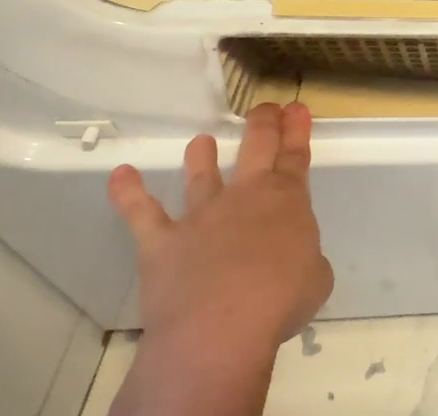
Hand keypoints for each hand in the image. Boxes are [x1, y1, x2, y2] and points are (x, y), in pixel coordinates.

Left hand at [105, 102, 333, 415]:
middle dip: (263, 123)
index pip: (295, 155)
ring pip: (201, 175)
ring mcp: (201, 215)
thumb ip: (308, 259)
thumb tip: (296, 260)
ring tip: (201, 141)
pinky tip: (121, 175)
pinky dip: (129, 193)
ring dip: (201, 156)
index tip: (297, 108)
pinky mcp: (162, 241)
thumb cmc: (280, 301)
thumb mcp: (316, 277)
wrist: (219, 328)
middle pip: (256, 147)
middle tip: (265, 108)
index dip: (298, 129)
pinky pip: (141, 213)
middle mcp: (245, 196)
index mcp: (287, 201)